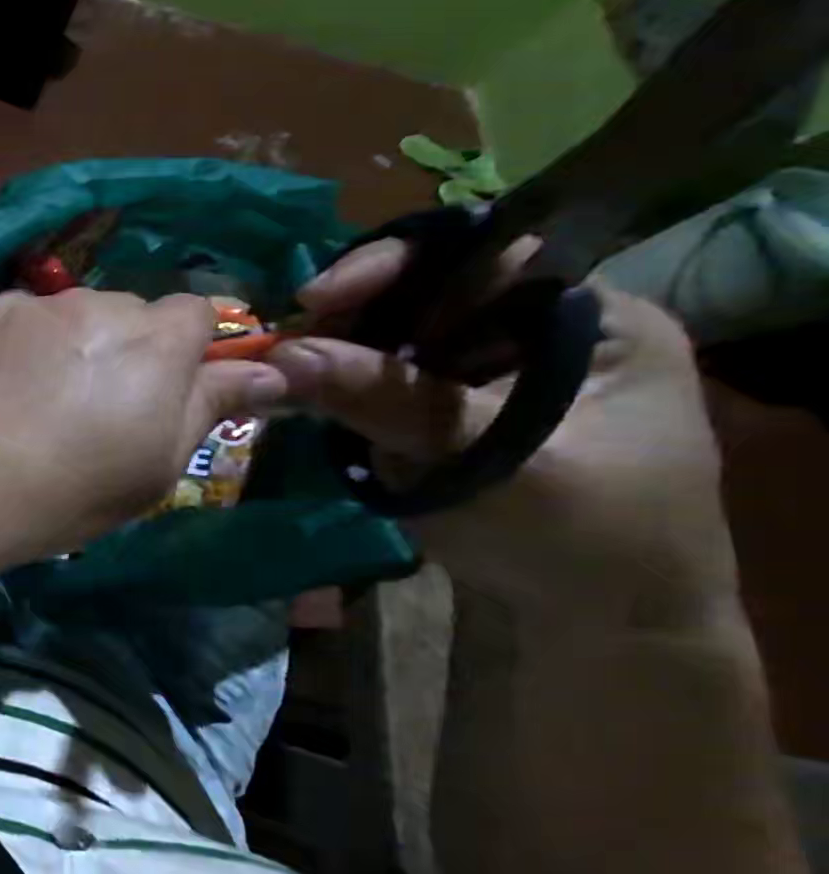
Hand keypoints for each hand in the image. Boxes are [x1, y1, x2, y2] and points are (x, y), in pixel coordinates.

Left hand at [0, 288, 287, 578]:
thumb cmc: (68, 491)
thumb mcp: (156, 465)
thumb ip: (213, 405)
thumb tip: (272, 371)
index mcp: (154, 341)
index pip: (196, 312)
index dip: (189, 348)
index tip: (167, 388)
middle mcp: (97, 306)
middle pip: (131, 311)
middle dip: (129, 345)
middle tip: (98, 402)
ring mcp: (35, 304)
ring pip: (74, 313)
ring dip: (74, 341)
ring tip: (41, 395)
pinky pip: (22, 317)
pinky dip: (23, 341)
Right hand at [269, 240, 737, 628]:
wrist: (600, 628)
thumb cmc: (590, 541)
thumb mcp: (500, 463)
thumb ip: (393, 400)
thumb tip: (281, 354)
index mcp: (590, 318)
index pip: (483, 253)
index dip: (395, 263)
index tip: (318, 299)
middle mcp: (533, 326)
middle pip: (421, 289)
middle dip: (350, 312)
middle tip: (288, 343)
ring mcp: (483, 366)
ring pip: (389, 331)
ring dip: (334, 348)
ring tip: (286, 373)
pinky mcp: (442, 402)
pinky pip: (377, 371)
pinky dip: (337, 380)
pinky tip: (307, 395)